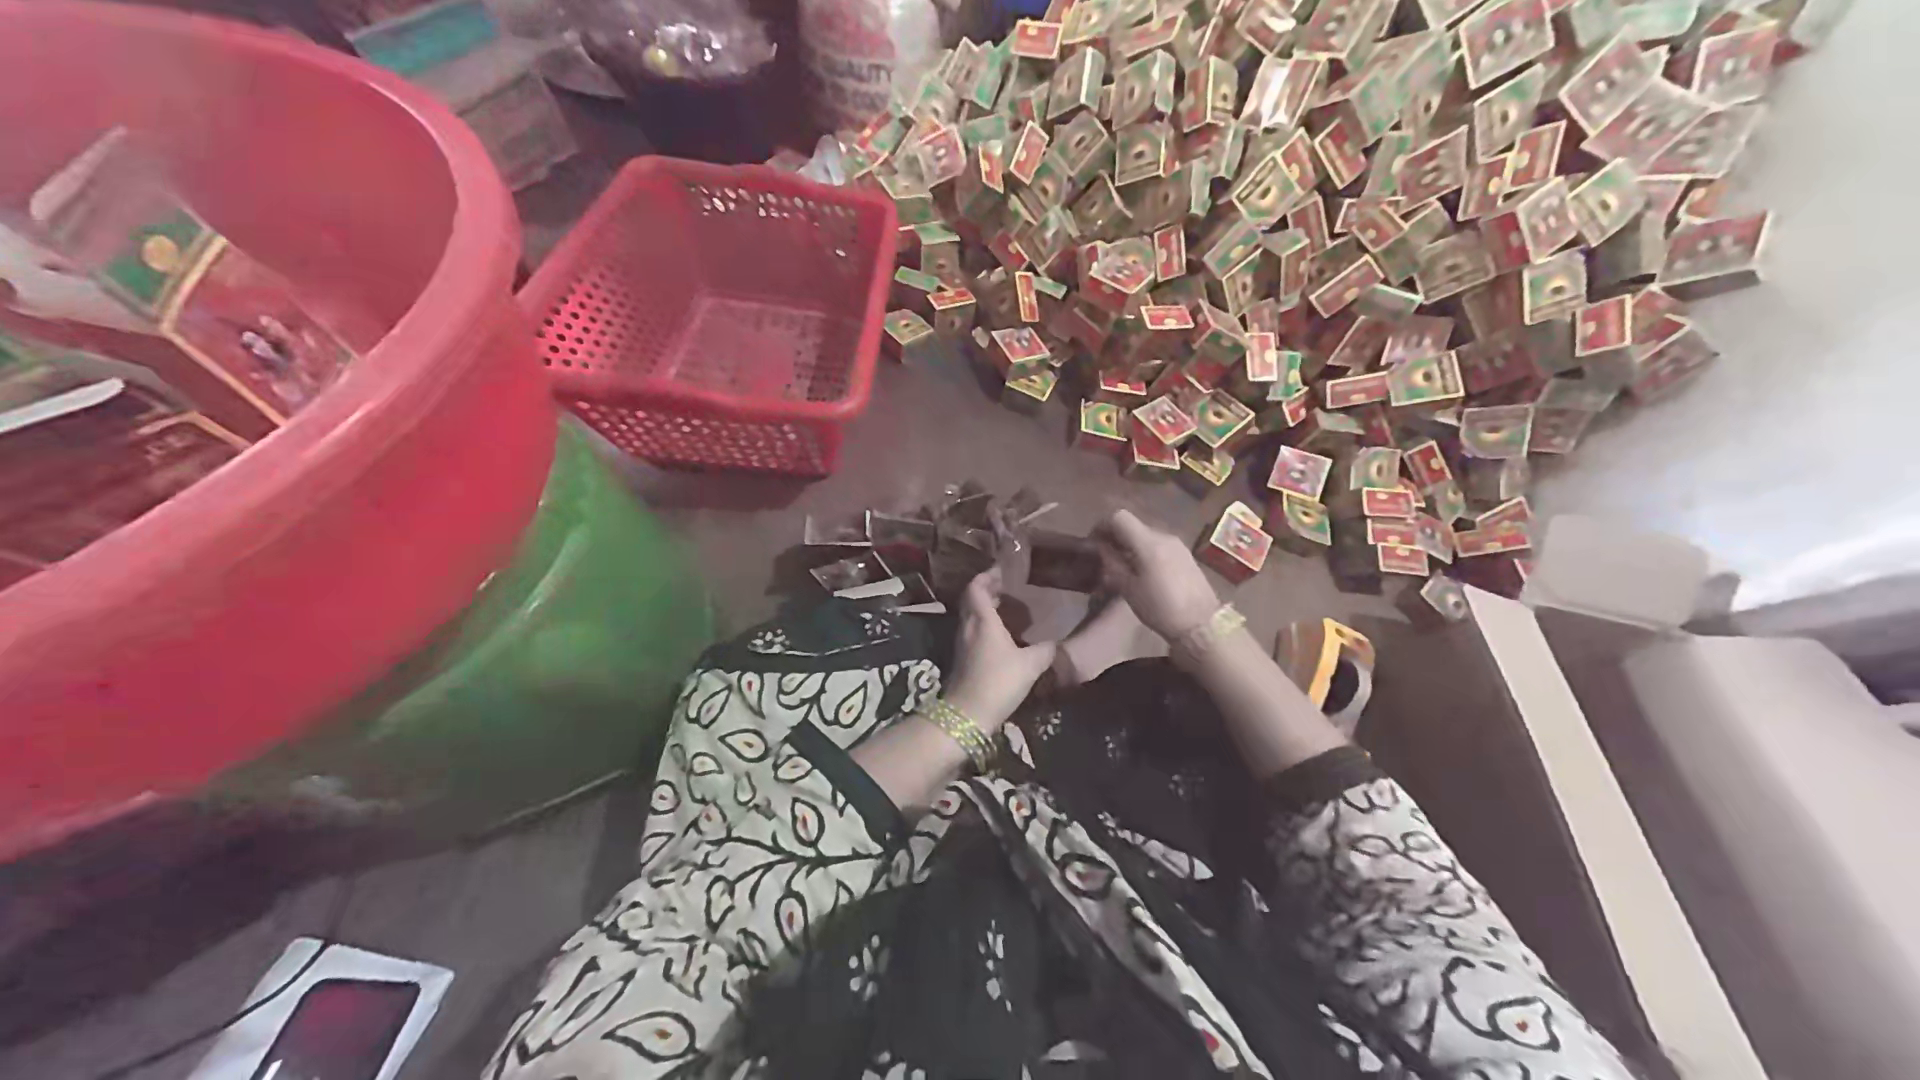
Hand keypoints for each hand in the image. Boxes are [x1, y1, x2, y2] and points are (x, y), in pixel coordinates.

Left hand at [942, 567, 1056, 731]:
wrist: (967, 715)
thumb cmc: (998, 682)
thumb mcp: (1030, 665)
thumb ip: (1045, 650)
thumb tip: (1054, 644)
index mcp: (982, 620)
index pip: (976, 586)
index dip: (987, 575)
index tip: (1003, 571)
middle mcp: (968, 626)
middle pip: (971, 598)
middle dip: (987, 589)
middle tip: (1008, 587)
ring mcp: (962, 642)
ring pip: (971, 615)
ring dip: (985, 607)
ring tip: (1008, 608)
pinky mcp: (962, 658)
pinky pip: (972, 630)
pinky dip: (984, 624)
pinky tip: (1002, 634)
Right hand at [1094, 509, 1221, 640]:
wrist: (1202, 624)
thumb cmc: (1160, 608)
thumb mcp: (1129, 589)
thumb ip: (1112, 563)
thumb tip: (1101, 548)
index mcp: (1148, 542)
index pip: (1119, 517)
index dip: (1102, 526)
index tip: (1093, 543)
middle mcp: (1164, 536)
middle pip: (1133, 526)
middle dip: (1116, 537)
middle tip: (1105, 558)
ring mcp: (1178, 545)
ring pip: (1146, 536)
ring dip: (1130, 545)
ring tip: (1123, 568)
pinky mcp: (1186, 556)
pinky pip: (1159, 546)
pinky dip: (1145, 552)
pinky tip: (1143, 573)